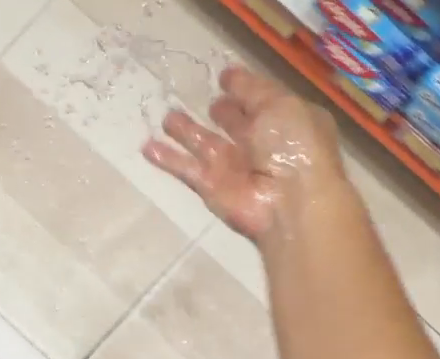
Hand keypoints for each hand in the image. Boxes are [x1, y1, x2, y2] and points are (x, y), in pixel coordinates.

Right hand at [142, 66, 342, 241]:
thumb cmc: (292, 145)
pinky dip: (167, 159)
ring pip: (204, 143)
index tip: (224, 78)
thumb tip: (228, 76)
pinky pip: (185, 168)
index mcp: (282, 121)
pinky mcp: (210, 187)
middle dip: (221, 112)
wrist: (287, 200)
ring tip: (167, 118)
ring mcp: (232, 167)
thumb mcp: (279, 104)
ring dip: (187, 131)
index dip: (243, 89)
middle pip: (233, 124)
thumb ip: (251, 89)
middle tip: (206, 100)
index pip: (259, 101)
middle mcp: (258, 144)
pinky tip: (147, 147)